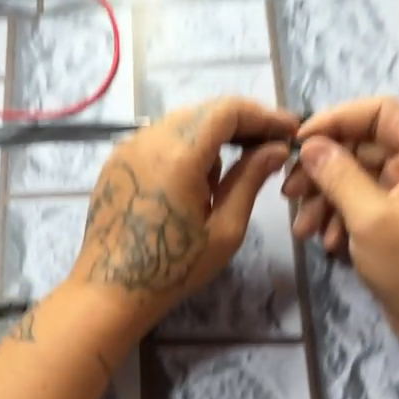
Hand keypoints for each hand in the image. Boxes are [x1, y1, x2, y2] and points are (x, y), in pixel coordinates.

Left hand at [69, 99, 297, 333]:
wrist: (110, 288)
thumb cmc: (174, 267)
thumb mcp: (225, 229)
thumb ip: (250, 180)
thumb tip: (275, 149)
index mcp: (178, 155)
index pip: (227, 110)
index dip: (262, 115)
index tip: (288, 129)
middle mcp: (148, 140)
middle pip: (202, 112)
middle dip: (239, 124)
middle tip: (267, 147)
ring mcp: (126, 149)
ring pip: (179, 124)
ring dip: (210, 137)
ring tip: (225, 178)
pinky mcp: (116, 162)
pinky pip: (157, 140)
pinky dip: (184, 147)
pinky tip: (193, 182)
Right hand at [282, 98, 398, 345]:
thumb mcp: (371, 219)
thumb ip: (338, 175)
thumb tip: (309, 145)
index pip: (379, 113)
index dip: (336, 120)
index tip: (298, 143)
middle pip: (362, 147)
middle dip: (322, 169)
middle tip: (288, 191)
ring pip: (356, 179)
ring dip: (324, 200)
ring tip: (301, 229)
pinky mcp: (398, 224)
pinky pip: (361, 207)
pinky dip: (338, 220)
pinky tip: (323, 244)